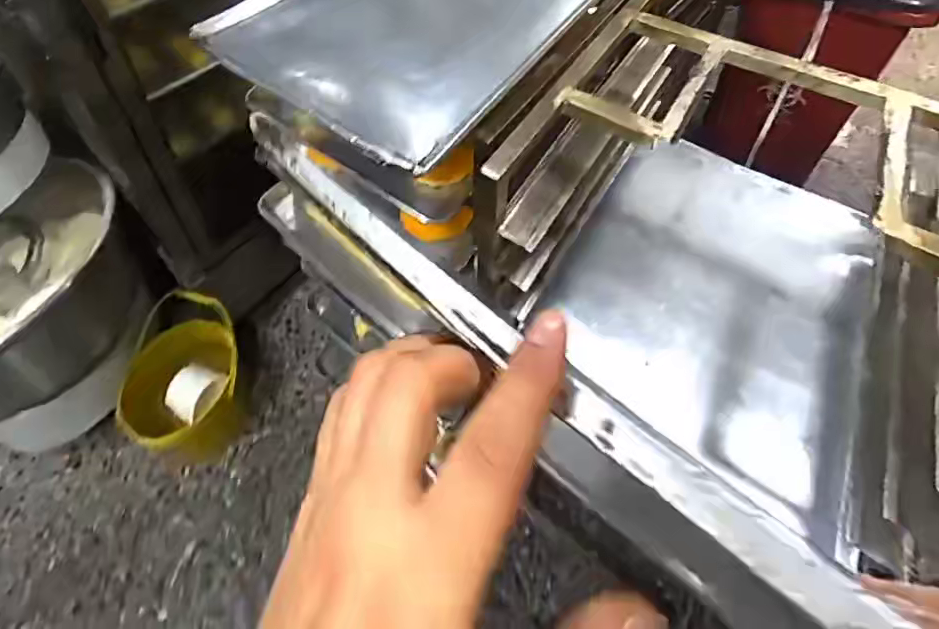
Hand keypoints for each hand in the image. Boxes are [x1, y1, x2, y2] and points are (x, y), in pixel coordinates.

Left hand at [262, 311, 568, 627]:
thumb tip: (635, 611)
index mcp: (422, 573)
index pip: (488, 450)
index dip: (527, 384)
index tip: (550, 337)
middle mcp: (363, 523)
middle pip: (403, 388)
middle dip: (454, 356)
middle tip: (493, 369)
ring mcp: (323, 513)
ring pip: (358, 389)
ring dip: (406, 360)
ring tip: (450, 371)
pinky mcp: (302, 521)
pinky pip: (336, 421)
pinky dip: (372, 391)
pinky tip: (396, 411)